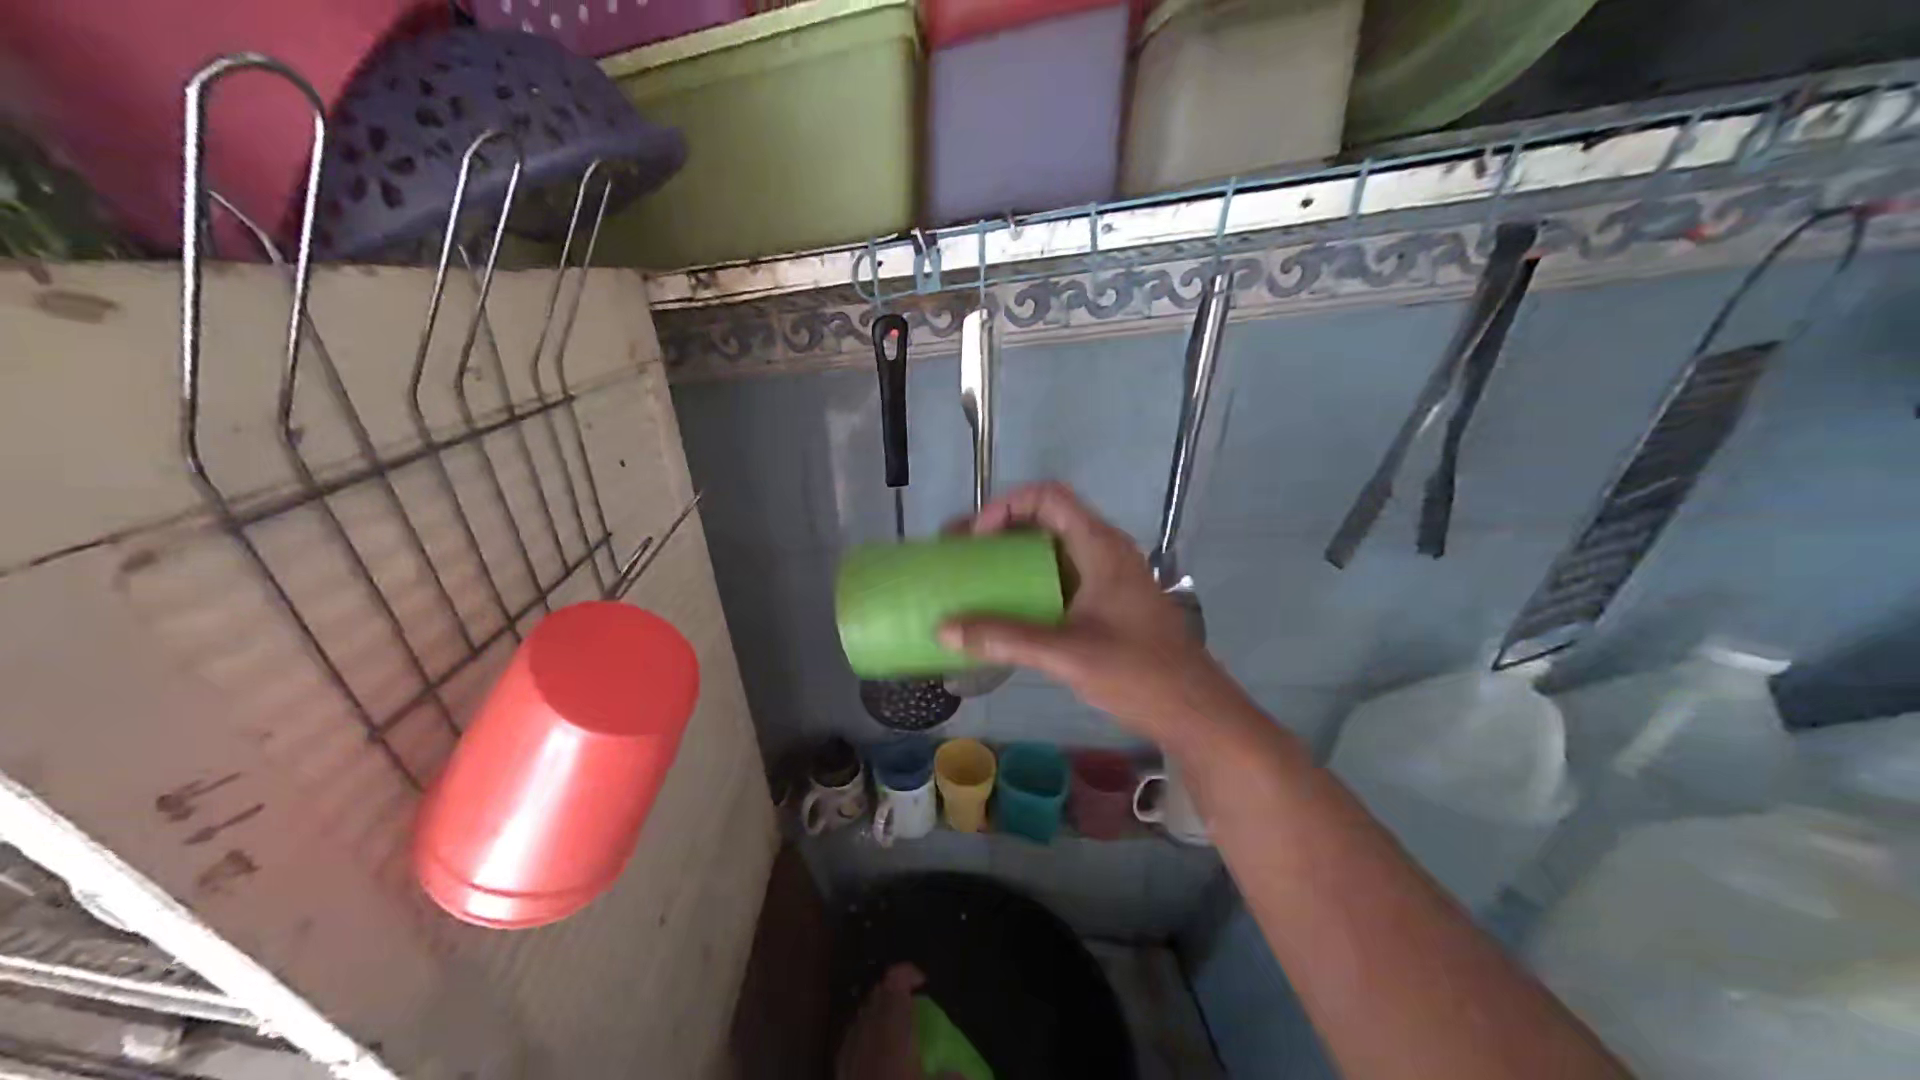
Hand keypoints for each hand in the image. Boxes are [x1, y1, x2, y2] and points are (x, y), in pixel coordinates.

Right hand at [938, 482, 1246, 746]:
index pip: (1049, 498)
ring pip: (1053, 551)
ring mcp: (1108, 578)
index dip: (1006, 507)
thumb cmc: (1137, 673)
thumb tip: (944, 629)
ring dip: (1013, 560)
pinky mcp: (1107, 603)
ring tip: (973, 578)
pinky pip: (1060, 578)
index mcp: (1100, 547)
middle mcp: (1104, 552)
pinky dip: (1029, 584)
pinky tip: (1005, 610)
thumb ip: (1005, 639)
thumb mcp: (1066, 654)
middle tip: (961, 555)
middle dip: (1000, 532)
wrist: (1193, 710)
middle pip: (1046, 521)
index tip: (976, 539)